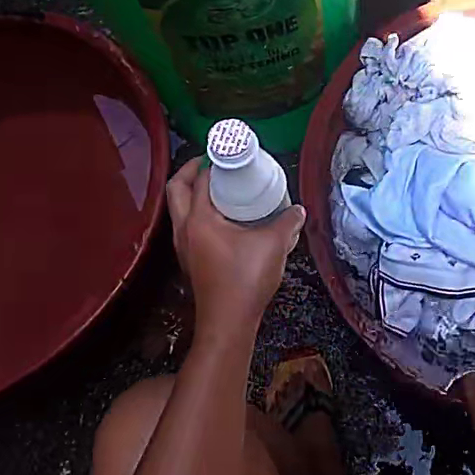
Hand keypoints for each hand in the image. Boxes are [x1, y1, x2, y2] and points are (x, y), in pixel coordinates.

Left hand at [164, 157, 305, 336]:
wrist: (229, 322)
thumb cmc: (245, 280)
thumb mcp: (274, 245)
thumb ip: (288, 222)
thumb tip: (298, 210)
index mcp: (199, 220)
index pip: (199, 180)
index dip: (212, 162)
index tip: (227, 152)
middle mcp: (184, 230)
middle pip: (176, 190)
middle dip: (190, 171)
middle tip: (212, 164)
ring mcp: (184, 247)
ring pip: (178, 209)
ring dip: (192, 193)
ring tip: (219, 188)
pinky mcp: (190, 260)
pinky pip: (187, 226)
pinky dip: (198, 213)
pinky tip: (224, 218)